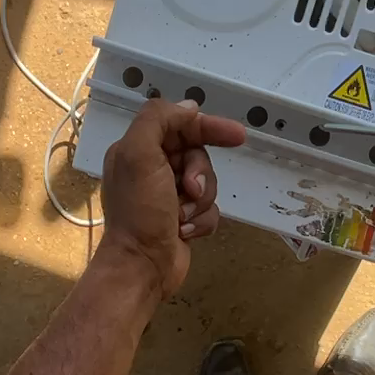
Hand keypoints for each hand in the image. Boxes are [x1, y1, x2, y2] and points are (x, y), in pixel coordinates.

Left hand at [97, 99, 247, 297]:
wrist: (141, 267)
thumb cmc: (140, 211)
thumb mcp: (139, 155)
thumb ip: (158, 120)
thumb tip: (189, 108)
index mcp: (137, 150)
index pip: (180, 125)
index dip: (209, 127)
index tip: (237, 135)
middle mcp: (151, 170)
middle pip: (197, 155)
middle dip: (200, 173)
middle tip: (191, 189)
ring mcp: (169, 197)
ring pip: (207, 183)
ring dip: (200, 200)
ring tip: (182, 216)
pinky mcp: (184, 219)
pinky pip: (209, 209)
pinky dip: (202, 220)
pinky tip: (186, 231)